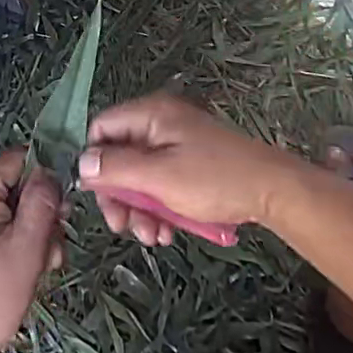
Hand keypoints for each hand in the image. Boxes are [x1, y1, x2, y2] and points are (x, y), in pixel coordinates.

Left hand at [0, 149, 62, 352]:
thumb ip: (43, 199)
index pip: (22, 159)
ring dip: (40, 231)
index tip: (64, 207)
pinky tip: (34, 267)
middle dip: (45, 211)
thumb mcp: (27, 243)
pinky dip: (27, 242)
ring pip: (22, 207)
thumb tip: (52, 170)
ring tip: (44, 262)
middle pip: (23, 184)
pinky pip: (10, 224)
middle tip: (53, 243)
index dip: (47, 178)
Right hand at [77, 93, 305, 245]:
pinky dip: (160, 207)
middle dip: (120, 195)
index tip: (100, 196)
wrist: (272, 190)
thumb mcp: (159, 176)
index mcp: (151, 114)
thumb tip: (80, 163)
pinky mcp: (190, 164)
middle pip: (120, 156)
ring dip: (140, 209)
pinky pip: (162, 183)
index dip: (94, 161)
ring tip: (152, 238)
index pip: (102, 128)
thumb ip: (117, 168)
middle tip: (123, 227)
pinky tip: (167, 233)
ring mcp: (177, 143)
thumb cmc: (213, 179)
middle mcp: (160, 123)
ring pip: (140, 175)